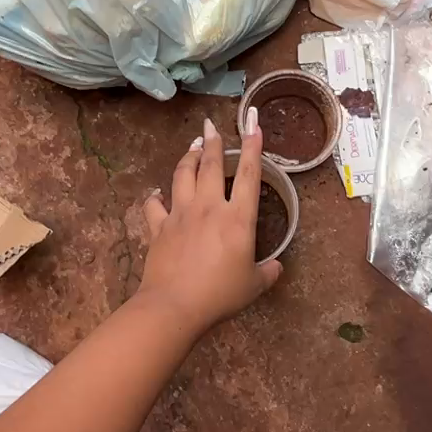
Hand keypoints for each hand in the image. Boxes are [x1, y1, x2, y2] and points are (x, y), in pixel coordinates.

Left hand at [135, 115, 281, 331]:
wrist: (174, 306)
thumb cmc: (220, 294)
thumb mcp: (253, 285)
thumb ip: (267, 272)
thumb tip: (277, 267)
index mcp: (238, 218)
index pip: (248, 174)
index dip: (253, 147)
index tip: (253, 125)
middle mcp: (209, 207)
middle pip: (210, 165)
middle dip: (213, 142)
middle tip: (211, 125)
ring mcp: (180, 214)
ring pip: (182, 175)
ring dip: (187, 157)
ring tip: (192, 145)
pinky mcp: (158, 227)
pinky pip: (154, 205)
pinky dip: (155, 196)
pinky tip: (157, 193)